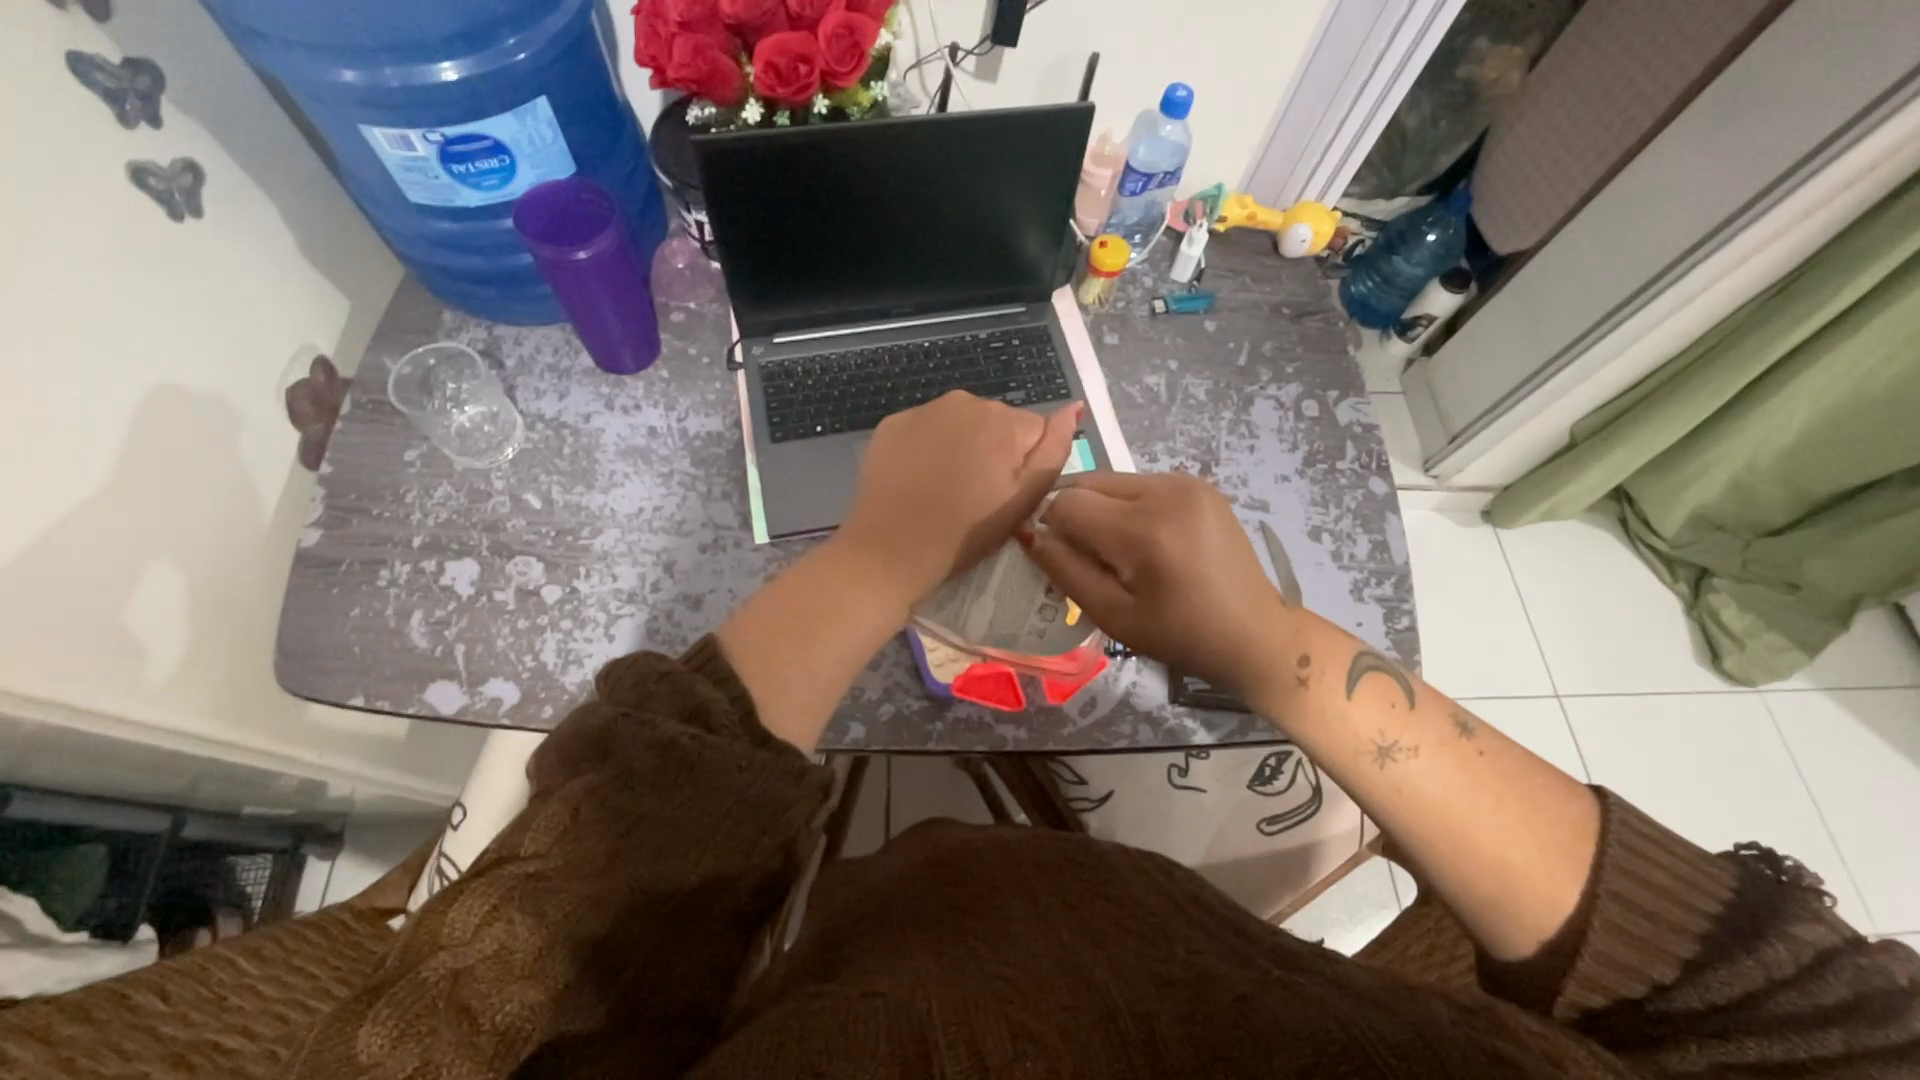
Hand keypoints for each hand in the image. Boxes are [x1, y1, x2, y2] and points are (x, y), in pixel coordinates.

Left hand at [837, 391, 1081, 601]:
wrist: (890, 550)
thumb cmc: (966, 534)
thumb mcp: (1023, 500)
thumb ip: (1054, 450)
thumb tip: (1073, 408)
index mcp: (1003, 420)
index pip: (1035, 432)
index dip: (1025, 467)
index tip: (1005, 497)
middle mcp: (964, 401)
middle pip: (996, 424)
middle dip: (993, 453)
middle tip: (976, 499)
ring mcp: (923, 410)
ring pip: (960, 425)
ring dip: (961, 449)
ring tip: (947, 491)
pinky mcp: (892, 424)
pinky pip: (925, 430)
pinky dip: (928, 449)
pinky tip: (919, 481)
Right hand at [1019, 471, 1288, 695]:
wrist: (1254, 633)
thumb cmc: (1180, 635)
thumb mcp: (1113, 616)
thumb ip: (1065, 570)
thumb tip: (1028, 534)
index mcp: (1143, 530)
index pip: (1066, 503)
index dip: (1051, 529)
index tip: (1062, 559)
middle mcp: (1164, 491)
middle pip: (1087, 482)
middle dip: (1073, 514)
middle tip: (1085, 555)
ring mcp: (1185, 482)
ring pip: (1112, 480)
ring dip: (1099, 508)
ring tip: (1117, 550)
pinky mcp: (1199, 484)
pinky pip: (1141, 483)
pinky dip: (1127, 505)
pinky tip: (1143, 540)